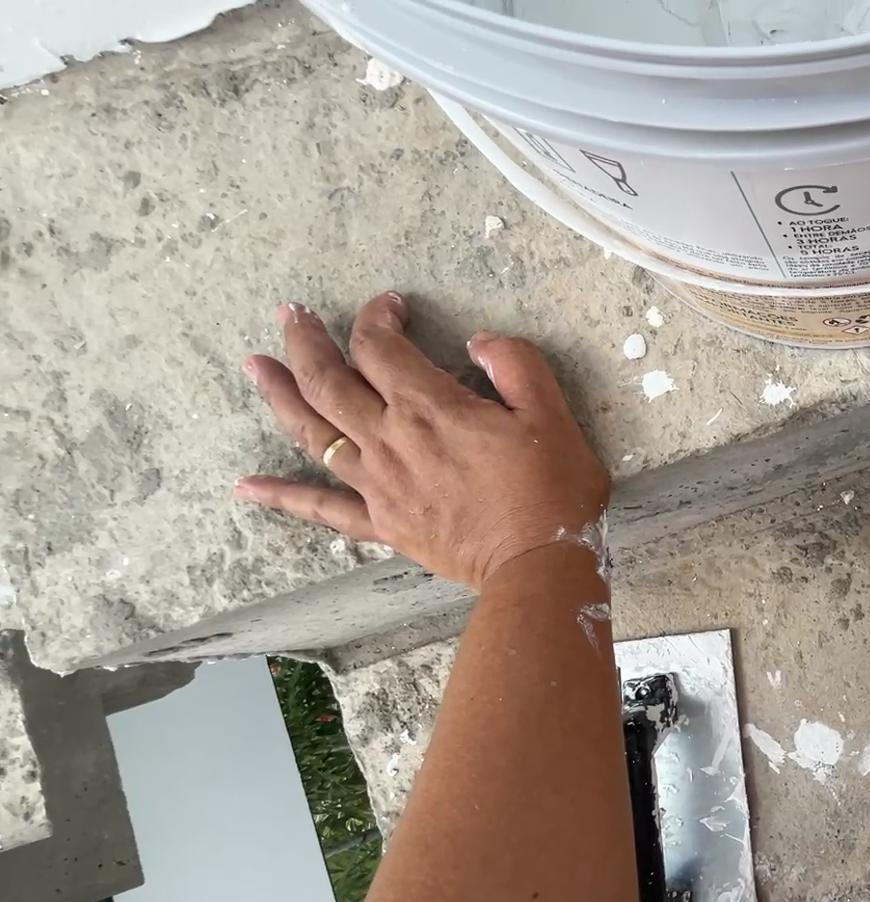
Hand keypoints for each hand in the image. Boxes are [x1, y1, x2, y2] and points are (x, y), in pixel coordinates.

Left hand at [235, 293, 610, 588]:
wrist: (539, 562)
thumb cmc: (554, 490)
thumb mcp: (555, 417)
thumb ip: (517, 366)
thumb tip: (479, 341)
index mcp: (431, 408)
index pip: (382, 348)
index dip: (378, 318)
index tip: (390, 305)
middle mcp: (391, 439)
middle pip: (329, 381)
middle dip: (308, 342)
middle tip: (291, 316)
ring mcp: (380, 483)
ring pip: (313, 432)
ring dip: (280, 395)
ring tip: (258, 367)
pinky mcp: (384, 522)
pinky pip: (324, 508)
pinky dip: (284, 496)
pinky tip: (248, 487)